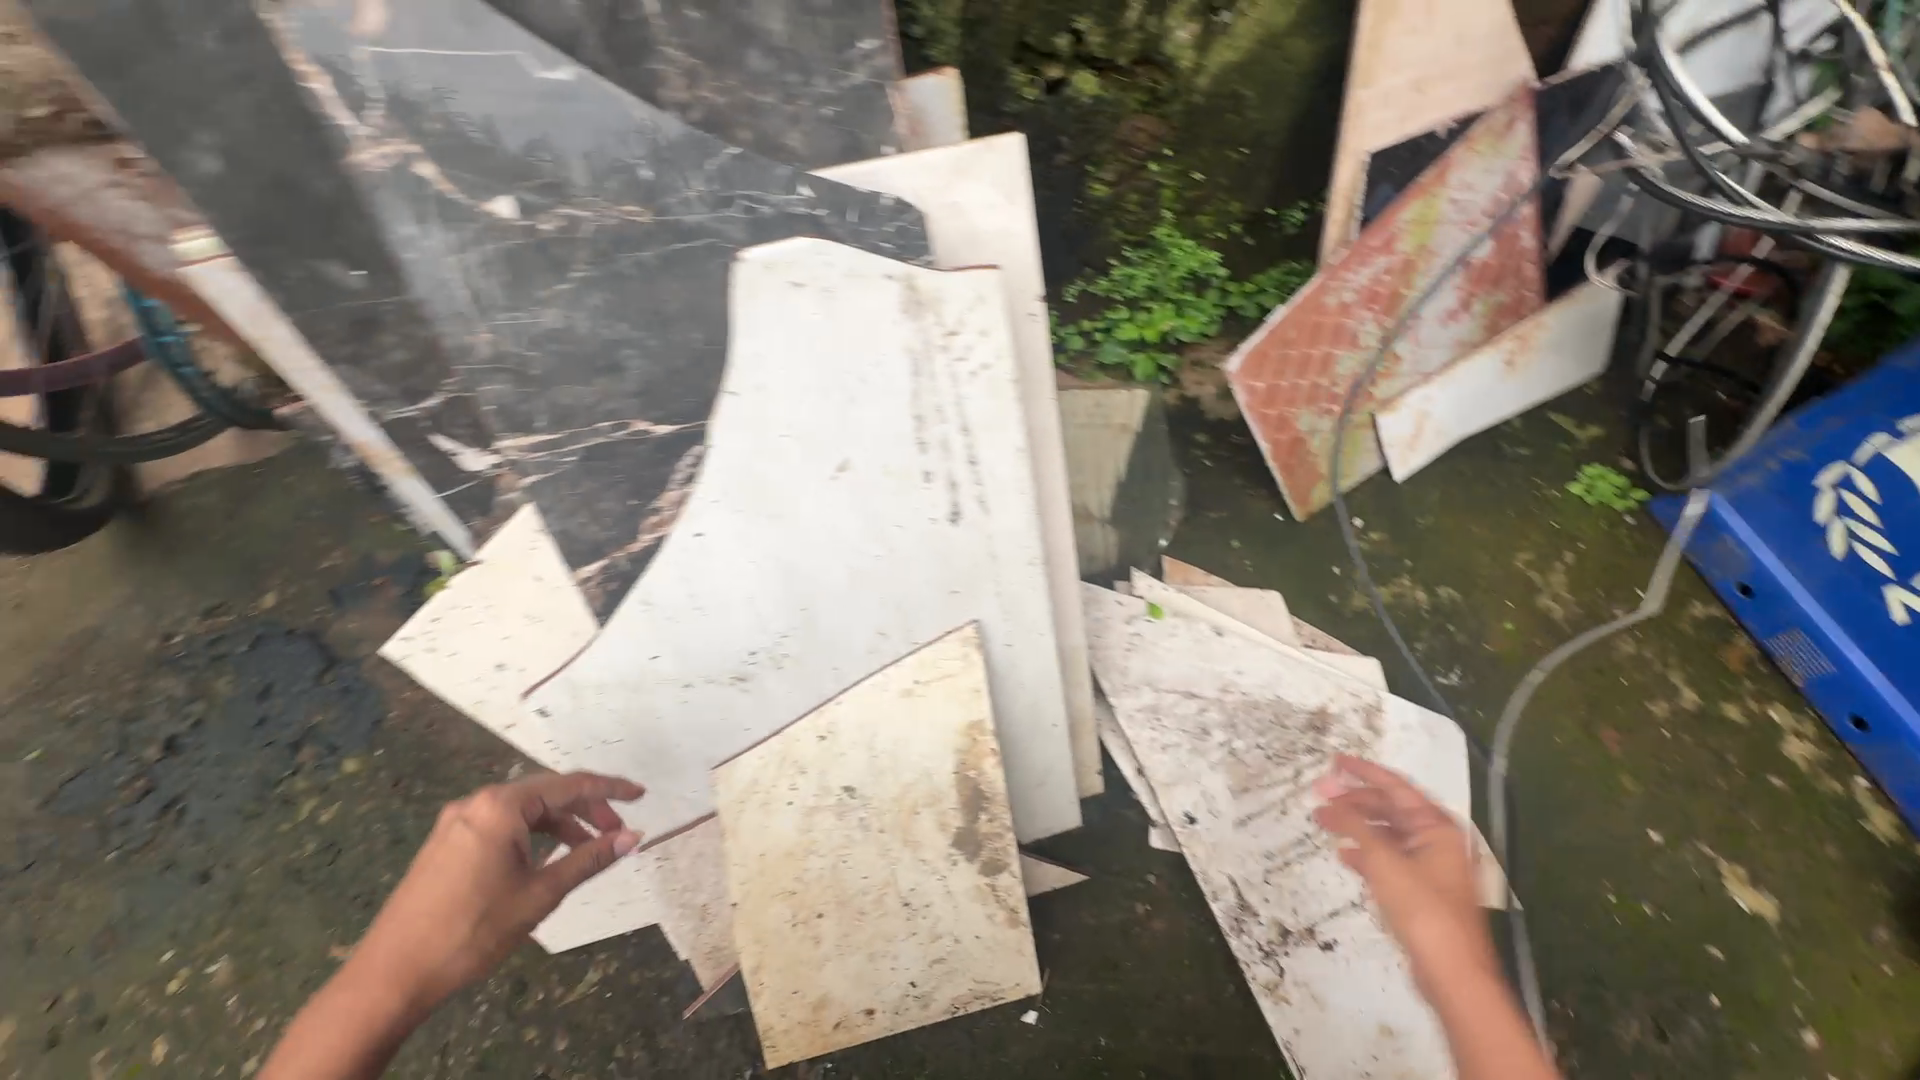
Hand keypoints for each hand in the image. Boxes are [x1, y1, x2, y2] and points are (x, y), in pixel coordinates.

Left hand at [352, 770, 643, 1013]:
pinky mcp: (445, 844)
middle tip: (616, 831)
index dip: (610, 789)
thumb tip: (633, 837)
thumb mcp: (541, 894)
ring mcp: (456, 823)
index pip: (569, 786)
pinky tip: (546, 858)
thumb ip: (589, 859)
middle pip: (546, 792)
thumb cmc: (473, 930)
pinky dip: (532, 834)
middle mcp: (477, 803)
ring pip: (524, 809)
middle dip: (587, 807)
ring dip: (560, 823)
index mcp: (501, 807)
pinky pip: (502, 824)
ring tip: (587, 848)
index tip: (640, 795)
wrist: (390, 977)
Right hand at [1313, 755, 1495, 989]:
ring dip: (1356, 826)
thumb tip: (1330, 803)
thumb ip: (1355, 826)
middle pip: (1390, 809)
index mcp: (1436, 827)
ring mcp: (1430, 866)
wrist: (1451, 970)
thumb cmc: (1421, 907)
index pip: (1395, 787)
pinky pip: (1388, 858)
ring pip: (1387, 834)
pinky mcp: (1420, 890)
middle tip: (1320, 795)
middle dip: (1354, 801)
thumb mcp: (1383, 860)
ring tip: (1324, 823)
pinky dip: (1366, 853)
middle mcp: (1437, 840)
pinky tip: (1344, 855)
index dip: (1363, 772)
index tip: (1334, 761)